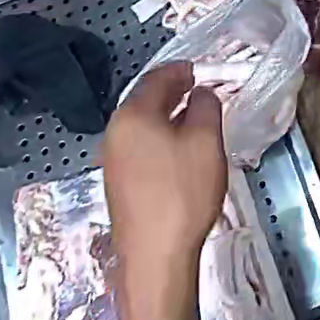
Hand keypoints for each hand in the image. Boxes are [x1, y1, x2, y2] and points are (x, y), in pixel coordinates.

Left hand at [102, 63, 226, 319]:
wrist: (156, 252)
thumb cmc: (184, 190)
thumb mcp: (206, 141)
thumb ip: (206, 108)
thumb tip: (201, 94)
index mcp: (133, 117)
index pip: (156, 80)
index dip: (180, 70)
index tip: (199, 68)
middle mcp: (115, 133)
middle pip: (144, 100)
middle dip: (172, 90)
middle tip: (200, 86)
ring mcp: (114, 159)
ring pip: (143, 124)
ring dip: (168, 113)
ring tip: (196, 113)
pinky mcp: (121, 181)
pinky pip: (142, 144)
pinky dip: (162, 134)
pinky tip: (182, 145)